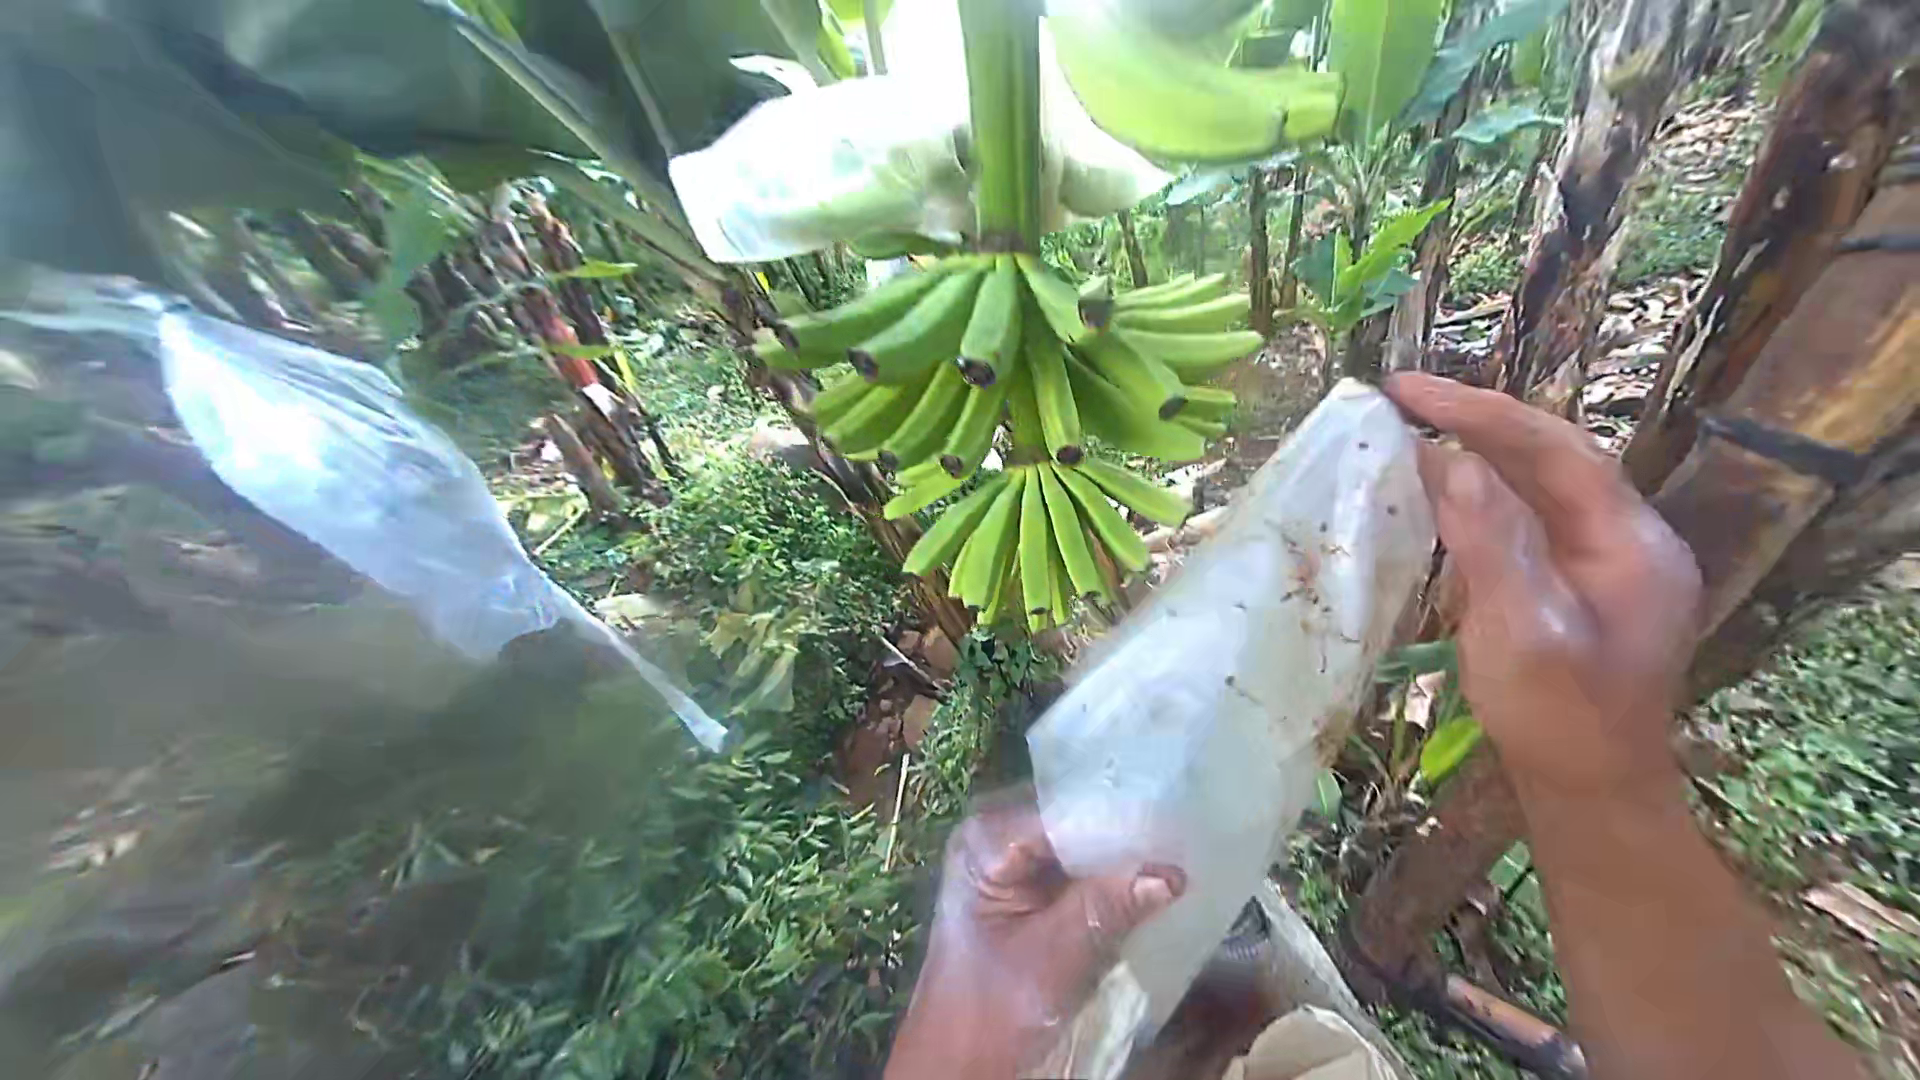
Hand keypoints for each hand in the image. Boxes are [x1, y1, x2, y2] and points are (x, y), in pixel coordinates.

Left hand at [884, 794, 1184, 1078]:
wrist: (956, 1057)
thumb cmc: (990, 1010)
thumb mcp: (1053, 960)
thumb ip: (1105, 909)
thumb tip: (1169, 873)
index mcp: (983, 836)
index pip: (1059, 813)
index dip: (1112, 822)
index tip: (1166, 832)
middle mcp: (992, 828)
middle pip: (1066, 819)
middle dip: (1117, 834)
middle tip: (1174, 842)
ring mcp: (1005, 850)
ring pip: (1072, 838)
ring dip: (1114, 853)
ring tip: (1168, 854)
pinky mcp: (1020, 875)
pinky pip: (1069, 860)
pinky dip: (1100, 872)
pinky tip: (1140, 877)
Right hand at [1383, 373, 1702, 794]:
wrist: (1584, 778)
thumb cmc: (1554, 711)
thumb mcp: (1522, 629)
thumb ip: (1493, 543)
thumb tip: (1452, 463)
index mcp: (1626, 541)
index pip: (1552, 450)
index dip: (1478, 414)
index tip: (1406, 392)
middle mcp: (1615, 534)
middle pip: (1544, 454)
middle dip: (1470, 419)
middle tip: (1397, 396)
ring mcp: (1588, 554)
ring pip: (1527, 480)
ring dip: (1467, 447)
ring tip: (1405, 425)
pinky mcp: (1557, 573)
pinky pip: (1511, 512)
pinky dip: (1465, 488)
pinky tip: (1428, 484)